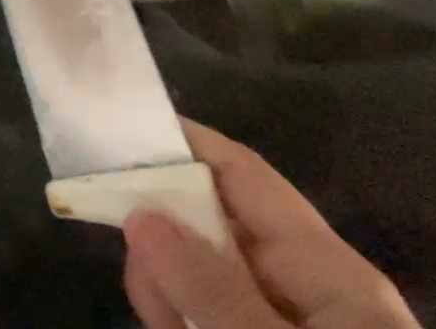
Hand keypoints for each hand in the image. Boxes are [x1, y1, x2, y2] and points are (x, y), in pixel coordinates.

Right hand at [122, 119, 418, 328]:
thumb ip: (214, 290)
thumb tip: (139, 214)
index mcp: (325, 270)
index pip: (242, 175)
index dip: (182, 141)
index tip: (110, 126)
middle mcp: (301, 283)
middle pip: (203, 220)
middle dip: (157, 240)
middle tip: (142, 282)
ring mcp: (276, 317)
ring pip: (189, 268)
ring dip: (163, 292)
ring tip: (169, 328)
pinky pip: (197, 307)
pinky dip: (175, 318)